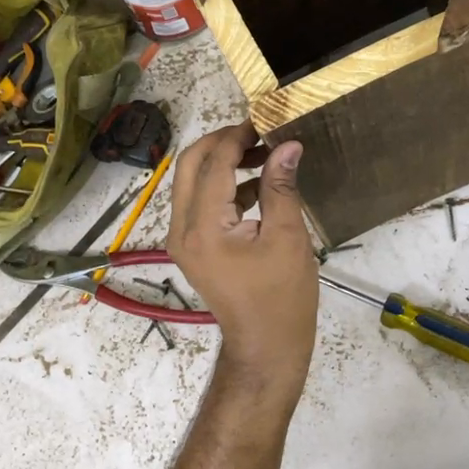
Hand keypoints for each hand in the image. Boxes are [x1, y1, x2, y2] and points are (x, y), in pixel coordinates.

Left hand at [167, 124, 318, 395]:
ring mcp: (182, 239)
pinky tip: (258, 185)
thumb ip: (281, 186)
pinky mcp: (191, 247)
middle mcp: (181, 228)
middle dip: (221, 143)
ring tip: (264, 155)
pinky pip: (198, 202)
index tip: (265, 121)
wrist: (265, 347)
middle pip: (189, 165)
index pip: (213, 164)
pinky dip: (223, 186)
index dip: (238, 137)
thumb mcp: (288, 238)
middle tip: (258, 134)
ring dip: (222, 162)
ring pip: (190, 181)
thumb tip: (288, 143)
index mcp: (203, 227)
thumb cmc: (282, 298)